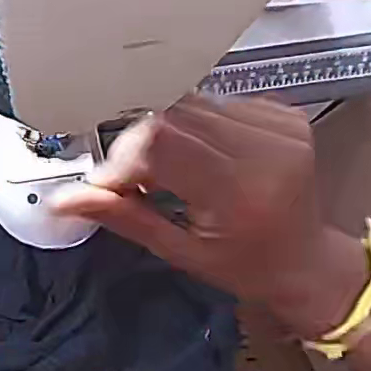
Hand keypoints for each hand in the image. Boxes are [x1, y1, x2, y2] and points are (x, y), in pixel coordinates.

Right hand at [54, 94, 365, 337]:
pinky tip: (196, 157)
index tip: (110, 187)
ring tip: (167, 173)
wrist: (305, 261)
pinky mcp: (282, 114)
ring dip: (162, 135)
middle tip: (136, 183)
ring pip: (189, 104)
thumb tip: (65, 201)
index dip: (121, 160)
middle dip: (137, 148)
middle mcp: (266, 150)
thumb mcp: (178, 253)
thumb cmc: (243, 267)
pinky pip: (214, 103)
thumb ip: (123, 218)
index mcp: (241, 192)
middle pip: (170, 117)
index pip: (161, 143)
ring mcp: (279, 126)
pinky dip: (190, 127)